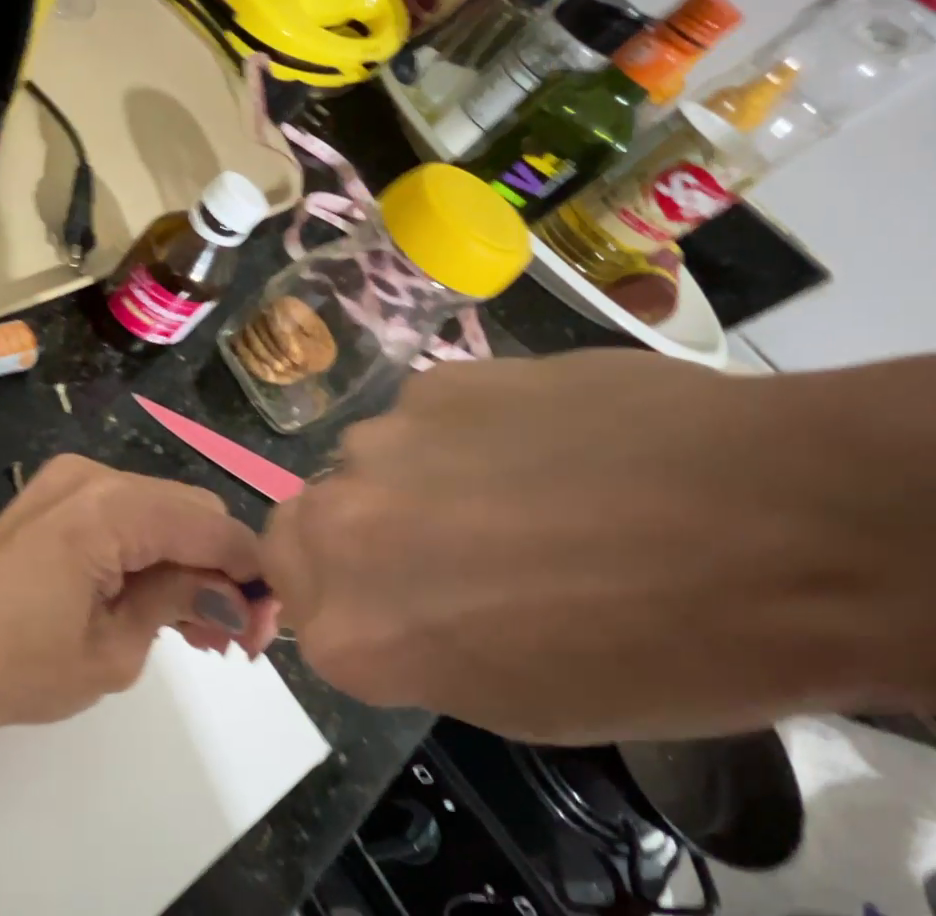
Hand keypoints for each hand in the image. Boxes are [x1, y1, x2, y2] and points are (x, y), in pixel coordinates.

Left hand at [0, 455, 280, 740]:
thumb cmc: (18, 665)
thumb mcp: (114, 649)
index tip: (268, 624)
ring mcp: (62, 484)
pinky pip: (119, 518)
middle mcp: (87, 477)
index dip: (250, 572)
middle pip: (186, 511)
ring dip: (185, 564)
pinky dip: (146, 554)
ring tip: (201, 632)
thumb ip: (179, 603)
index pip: (210, 524)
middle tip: (233, 636)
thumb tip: (232, 594)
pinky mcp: (47, 503)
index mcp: (107, 506)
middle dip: (218, 568)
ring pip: (155, 514)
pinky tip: (159, 602)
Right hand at [261, 350, 934, 743]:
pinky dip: (460, 436)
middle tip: (446, 551)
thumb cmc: (658, 652)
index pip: (297, 607)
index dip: (353, 605)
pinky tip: (544, 447)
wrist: (786, 524)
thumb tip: (390, 598)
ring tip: (518, 493)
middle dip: (354, 542)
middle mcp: (337, 529)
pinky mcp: (436, 380)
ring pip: (364, 466)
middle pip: (303, 527)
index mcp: (351, 632)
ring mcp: (381, 442)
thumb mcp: (516, 702)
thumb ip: (409, 646)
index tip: (409, 607)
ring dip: (411, 483)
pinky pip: (423, 418)